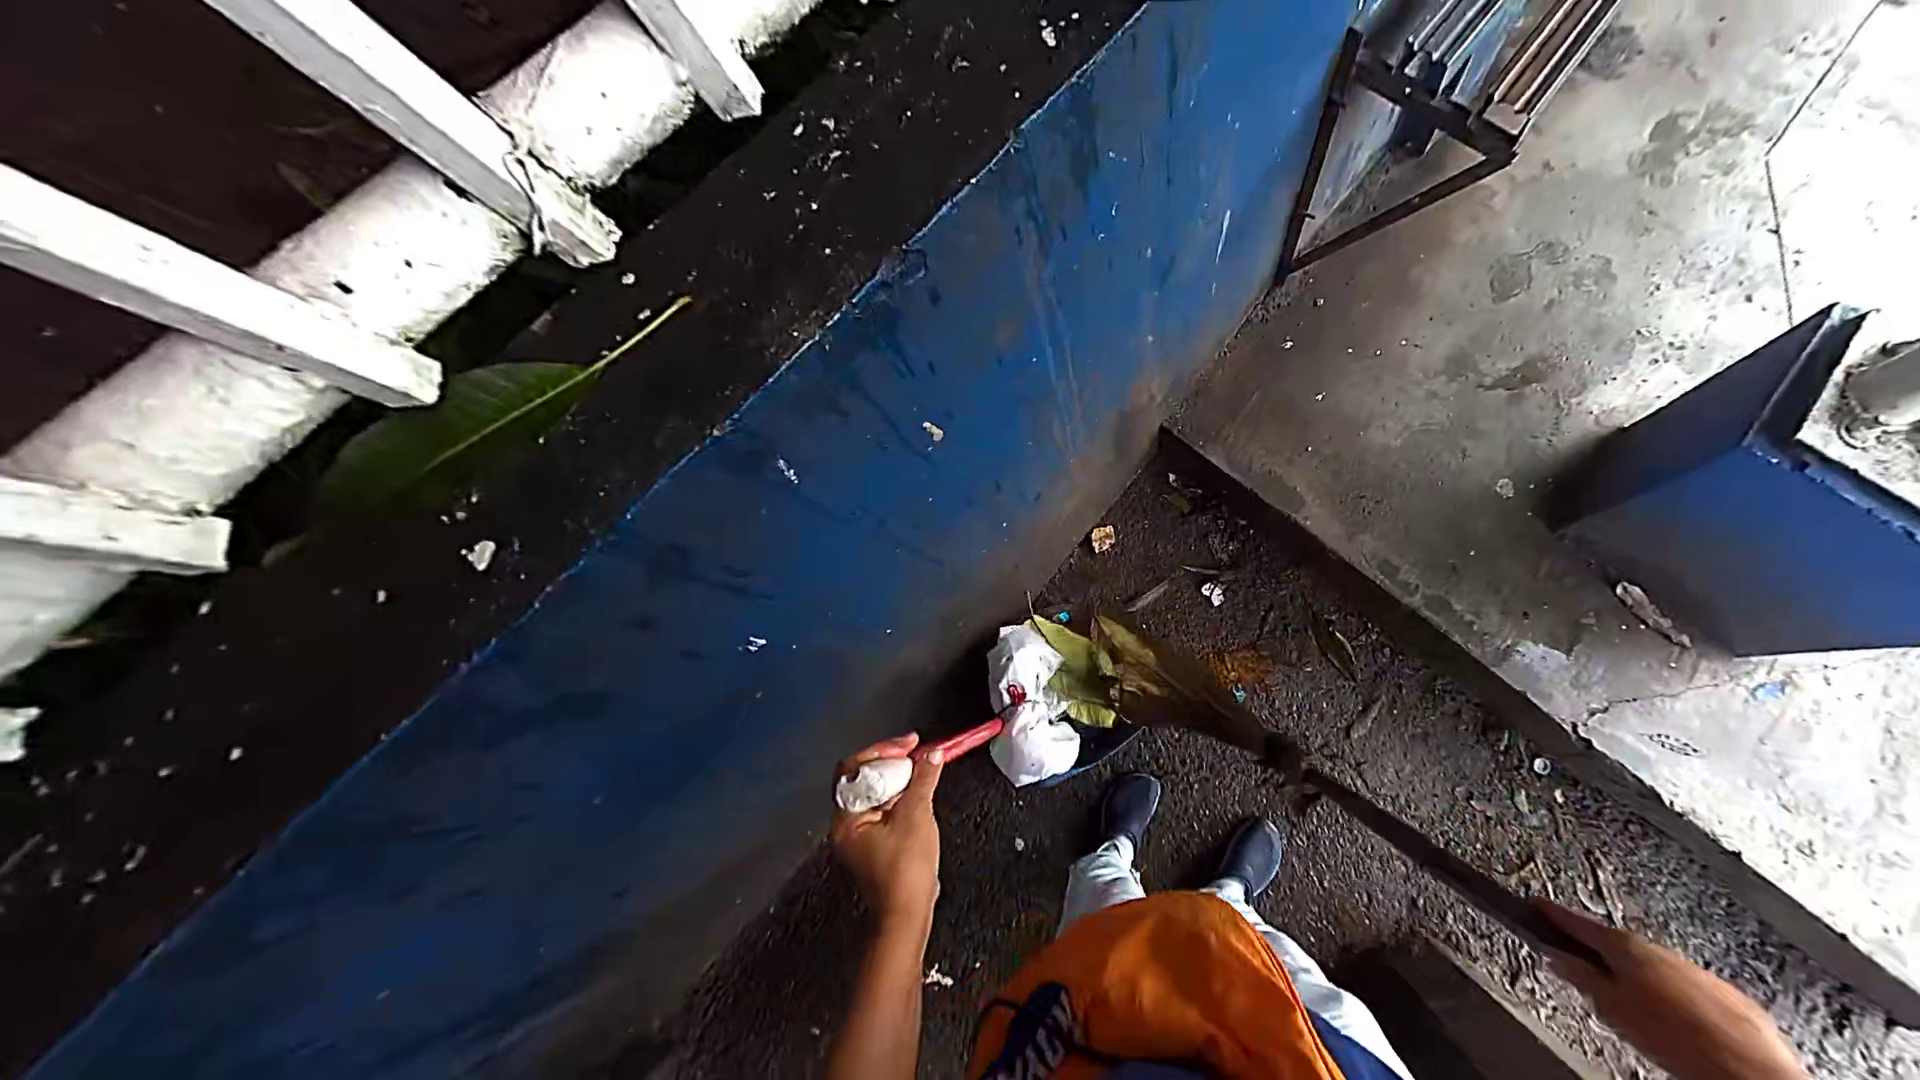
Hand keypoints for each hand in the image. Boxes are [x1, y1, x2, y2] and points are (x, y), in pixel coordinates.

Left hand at [830, 734, 944, 924]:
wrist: (908, 915)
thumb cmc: (905, 873)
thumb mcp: (916, 815)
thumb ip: (923, 779)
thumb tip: (932, 755)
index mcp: (846, 818)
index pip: (854, 768)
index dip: (882, 752)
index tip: (909, 746)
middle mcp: (847, 825)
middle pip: (863, 778)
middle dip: (891, 764)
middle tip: (916, 754)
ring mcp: (861, 835)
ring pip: (876, 792)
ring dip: (898, 779)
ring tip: (921, 772)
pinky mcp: (876, 844)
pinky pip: (885, 808)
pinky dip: (901, 796)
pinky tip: (918, 794)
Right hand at [1537, 902, 1807, 1079]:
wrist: (1750, 1072)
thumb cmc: (1679, 1040)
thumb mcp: (1609, 1007)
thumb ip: (1578, 976)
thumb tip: (1557, 958)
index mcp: (1625, 946)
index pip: (1577, 921)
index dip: (1552, 912)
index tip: (1538, 905)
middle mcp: (1660, 949)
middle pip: (1618, 943)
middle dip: (1598, 950)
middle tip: (1579, 960)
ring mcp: (1697, 971)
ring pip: (1654, 965)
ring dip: (1636, 974)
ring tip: (1629, 999)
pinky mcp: (1729, 997)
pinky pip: (1687, 985)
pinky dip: (1671, 993)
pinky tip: (1672, 1017)